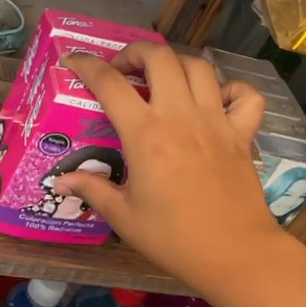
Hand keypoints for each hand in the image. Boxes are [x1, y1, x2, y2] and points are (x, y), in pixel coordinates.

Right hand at [58, 43, 288, 291]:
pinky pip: (244, 95)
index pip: (110, 83)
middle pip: (159, 57)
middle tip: (123, 70)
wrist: (234, 254)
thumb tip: (61, 180)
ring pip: (199, 66)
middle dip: (135, 52)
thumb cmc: (173, 238)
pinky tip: (216, 101)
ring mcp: (216, 120)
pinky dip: (231, 88)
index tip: (73, 62)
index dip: (86, 65)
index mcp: (145, 134)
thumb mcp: (124, 217)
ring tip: (163, 80)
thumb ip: (93, 190)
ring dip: (176, 64)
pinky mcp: (243, 133)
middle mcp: (181, 116)